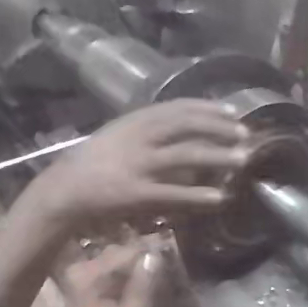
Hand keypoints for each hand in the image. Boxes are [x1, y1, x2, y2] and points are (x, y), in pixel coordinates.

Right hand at [24, 101, 250, 228]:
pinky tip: (220, 198)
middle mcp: (138, 138)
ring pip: (185, 156)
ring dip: (218, 157)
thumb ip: (148, 132)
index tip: (232, 111)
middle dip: (219, 128)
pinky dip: (198, 196)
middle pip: (186, 126)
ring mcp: (137, 165)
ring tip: (242, 161)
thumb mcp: (119, 136)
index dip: (207, 108)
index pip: (177, 108)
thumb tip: (187, 130)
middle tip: (245, 135)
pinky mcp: (135, 193)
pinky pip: (173, 193)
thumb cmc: (94, 163)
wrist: (63, 190)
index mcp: (133, 121)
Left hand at [59, 240, 162, 306]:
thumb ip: (142, 290)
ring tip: (160, 280)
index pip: (127, 252)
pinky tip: (146, 286)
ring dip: (140, 267)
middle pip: (122, 251)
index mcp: (88, 278)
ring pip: (120, 259)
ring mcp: (81, 278)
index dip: (152, 255)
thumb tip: (154, 255)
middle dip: (146, 259)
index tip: (173, 262)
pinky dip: (131, 275)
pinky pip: (114, 269)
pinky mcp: (87, 286)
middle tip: (169, 273)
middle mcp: (80, 271)